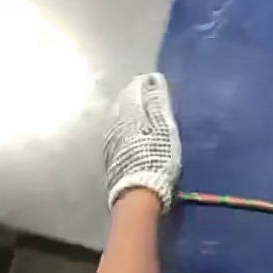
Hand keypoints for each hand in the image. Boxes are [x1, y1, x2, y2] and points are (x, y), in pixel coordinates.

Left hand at [104, 73, 180, 211]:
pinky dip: (123, 128)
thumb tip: (153, 79)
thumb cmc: (156, 157)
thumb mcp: (163, 127)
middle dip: (133, 96)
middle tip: (144, 91)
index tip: (151, 79)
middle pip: (123, 104)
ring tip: (138, 111)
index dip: (143, 84)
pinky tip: (128, 133)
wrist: (138, 192)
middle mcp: (116, 124)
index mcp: (129, 114)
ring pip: (117, 119)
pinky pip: (115, 134)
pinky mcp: (110, 157)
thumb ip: (157, 103)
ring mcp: (110, 142)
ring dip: (127, 112)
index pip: (134, 91)